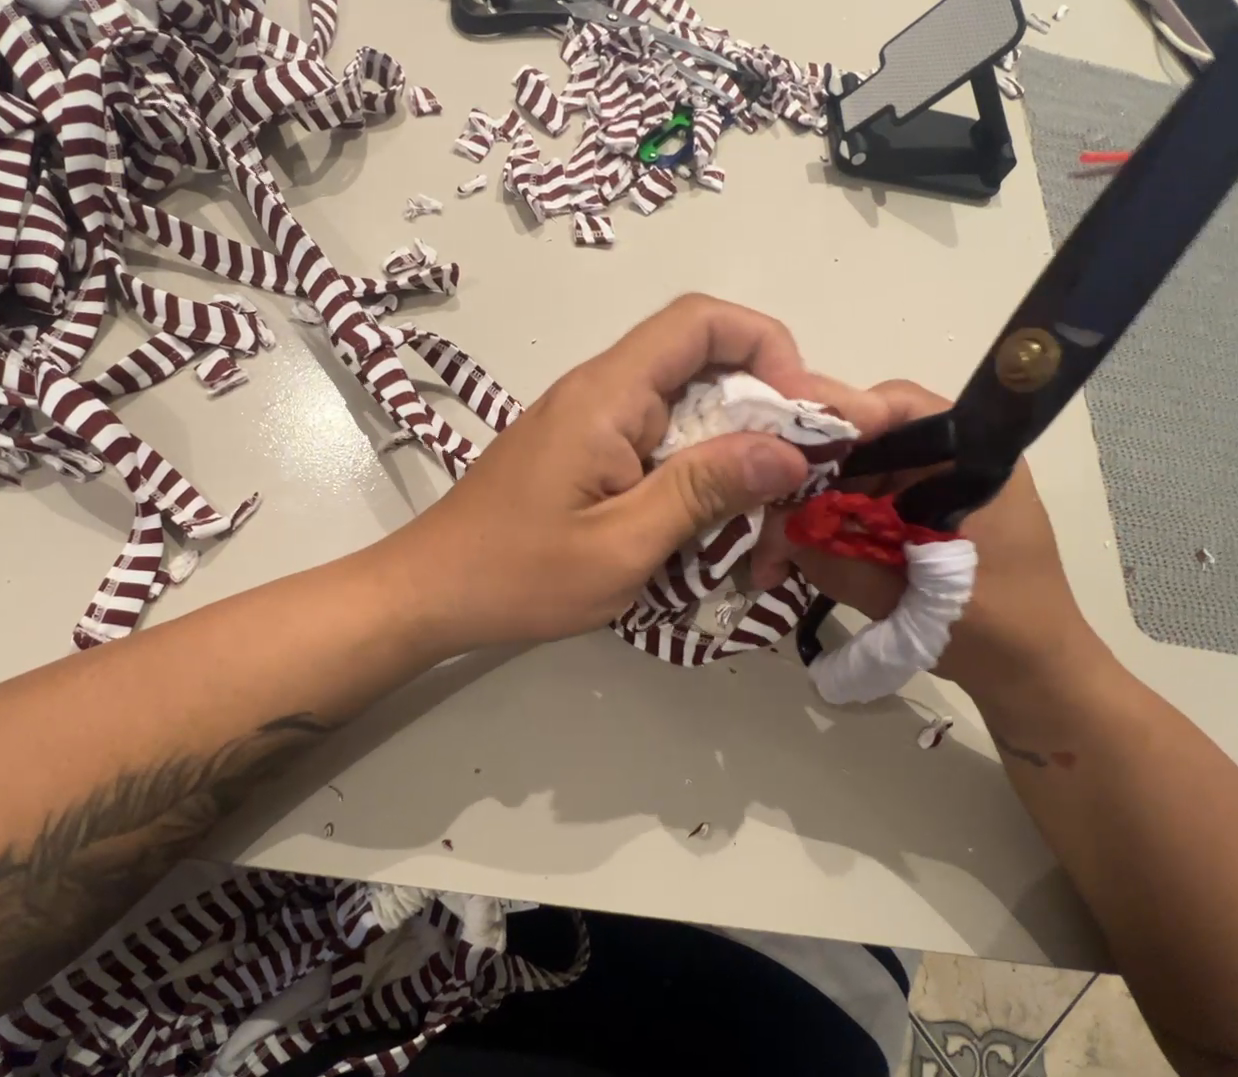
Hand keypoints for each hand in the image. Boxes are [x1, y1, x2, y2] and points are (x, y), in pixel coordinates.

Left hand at [374, 295, 817, 652]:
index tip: (803, 414)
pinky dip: (697, 474)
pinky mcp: (583, 456)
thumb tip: (790, 449)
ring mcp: (589, 425)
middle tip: (806, 474)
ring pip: (685, 411)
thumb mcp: (623, 543)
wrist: (432, 592)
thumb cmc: (519, 575)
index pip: (702, 322)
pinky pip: (657, 444)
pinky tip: (713, 524)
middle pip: (703, 365)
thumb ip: (704, 489)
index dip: (768, 347)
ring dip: (734, 452)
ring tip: (766, 513)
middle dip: (767, 411)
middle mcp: (600, 393)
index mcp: (607, 396)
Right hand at [749, 378, 1107, 702]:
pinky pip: (851, 507)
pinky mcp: (907, 518)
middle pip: (857, 444)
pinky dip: (820, 531)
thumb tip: (774, 529)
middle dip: (803, 480)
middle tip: (760, 523)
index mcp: (970, 460)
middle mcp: (945, 461)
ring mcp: (923, 490)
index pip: (895, 406)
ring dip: (804, 513)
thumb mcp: (911, 597)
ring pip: (845, 478)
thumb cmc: (994, 629)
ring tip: (770, 560)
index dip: (835, 420)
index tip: (783, 457)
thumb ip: (842, 561)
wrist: (1030, 674)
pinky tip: (789, 561)